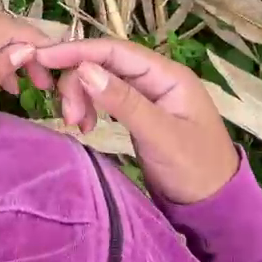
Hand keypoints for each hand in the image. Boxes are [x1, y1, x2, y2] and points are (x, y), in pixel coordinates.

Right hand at [32, 39, 238, 203]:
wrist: (217, 211)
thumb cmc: (196, 171)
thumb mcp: (160, 136)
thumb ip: (124, 102)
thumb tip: (83, 69)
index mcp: (167, 74)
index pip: (115, 50)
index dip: (78, 51)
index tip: (43, 58)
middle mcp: (155, 77)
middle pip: (104, 63)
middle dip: (78, 82)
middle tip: (69, 116)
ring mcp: (146, 94)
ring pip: (100, 79)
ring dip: (82, 96)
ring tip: (77, 125)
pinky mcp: (138, 111)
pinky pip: (105, 97)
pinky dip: (90, 107)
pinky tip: (86, 126)